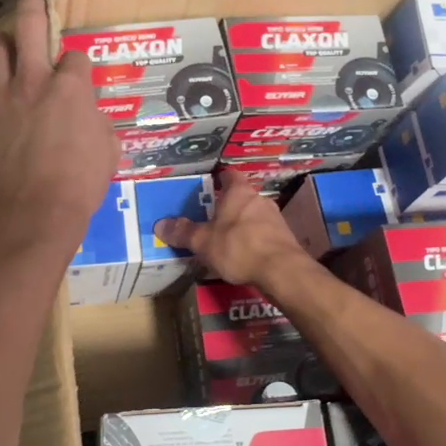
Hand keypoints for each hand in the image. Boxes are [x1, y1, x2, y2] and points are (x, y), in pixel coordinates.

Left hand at [0, 0, 118, 226]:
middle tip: (34, 5)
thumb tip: (91, 122)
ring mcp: (1, 97)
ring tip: (10, 54)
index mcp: (71, 86)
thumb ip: (99, 126)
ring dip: (5, 48)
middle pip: (29, 24)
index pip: (76, 55)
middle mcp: (33, 80)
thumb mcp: (109, 152)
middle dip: (33, 8)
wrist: (32, 211)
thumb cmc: (80, 183)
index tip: (80, 76)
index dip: (79, 64)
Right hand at [153, 168, 313, 287]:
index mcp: (238, 192)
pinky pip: (265, 233)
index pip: (229, 175)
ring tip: (228, 239)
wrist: (281, 269)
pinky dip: (255, 239)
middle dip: (229, 206)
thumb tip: (160, 224)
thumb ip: (183, 232)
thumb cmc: (238, 247)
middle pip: (242, 196)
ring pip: (254, 215)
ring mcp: (275, 218)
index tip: (210, 186)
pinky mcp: (285, 237)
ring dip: (243, 224)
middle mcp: (259, 199)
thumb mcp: (203, 241)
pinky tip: (246, 254)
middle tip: (213, 218)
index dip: (219, 179)